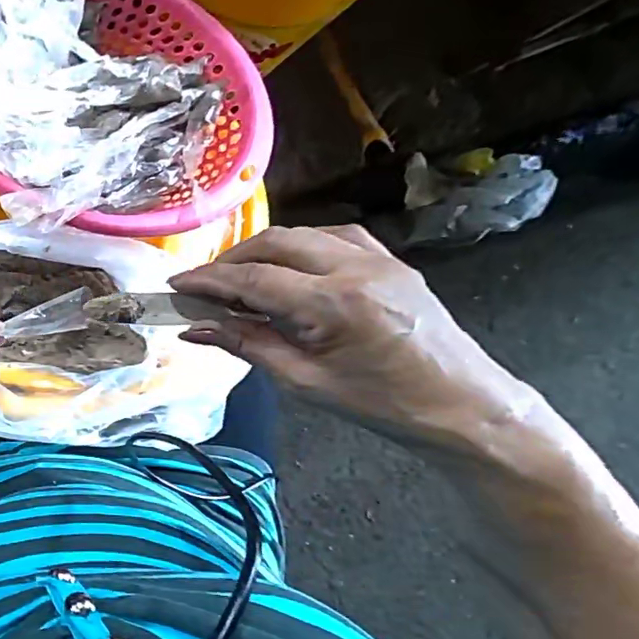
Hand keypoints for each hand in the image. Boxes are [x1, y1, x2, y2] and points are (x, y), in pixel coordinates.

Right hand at [169, 225, 538, 450]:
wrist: (462, 405)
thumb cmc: (380, 402)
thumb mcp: (302, 381)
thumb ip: (246, 344)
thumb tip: (194, 329)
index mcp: (336, 304)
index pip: (254, 279)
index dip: (208, 279)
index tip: (176, 284)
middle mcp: (359, 269)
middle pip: (276, 242)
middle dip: (231, 259)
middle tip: (202, 285)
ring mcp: (380, 260)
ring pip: (303, 233)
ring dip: (262, 250)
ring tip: (238, 278)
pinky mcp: (392, 262)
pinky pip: (335, 237)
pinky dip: (299, 246)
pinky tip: (286, 267)